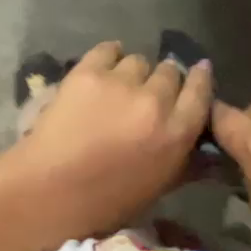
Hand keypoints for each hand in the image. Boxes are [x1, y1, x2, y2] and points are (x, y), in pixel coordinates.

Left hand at [0, 42, 212, 239]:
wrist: (49, 191)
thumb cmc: (106, 201)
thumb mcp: (159, 185)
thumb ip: (185, 158)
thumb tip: (200, 139)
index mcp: (176, 133)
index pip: (200, 91)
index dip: (200, 78)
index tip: (198, 70)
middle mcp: (154, 101)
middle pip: (170, 71)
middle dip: (162, 80)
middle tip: (146, 93)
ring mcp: (120, 83)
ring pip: (138, 61)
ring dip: (133, 72)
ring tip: (118, 86)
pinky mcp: (88, 72)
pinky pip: (108, 50)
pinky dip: (109, 56)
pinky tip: (102, 67)